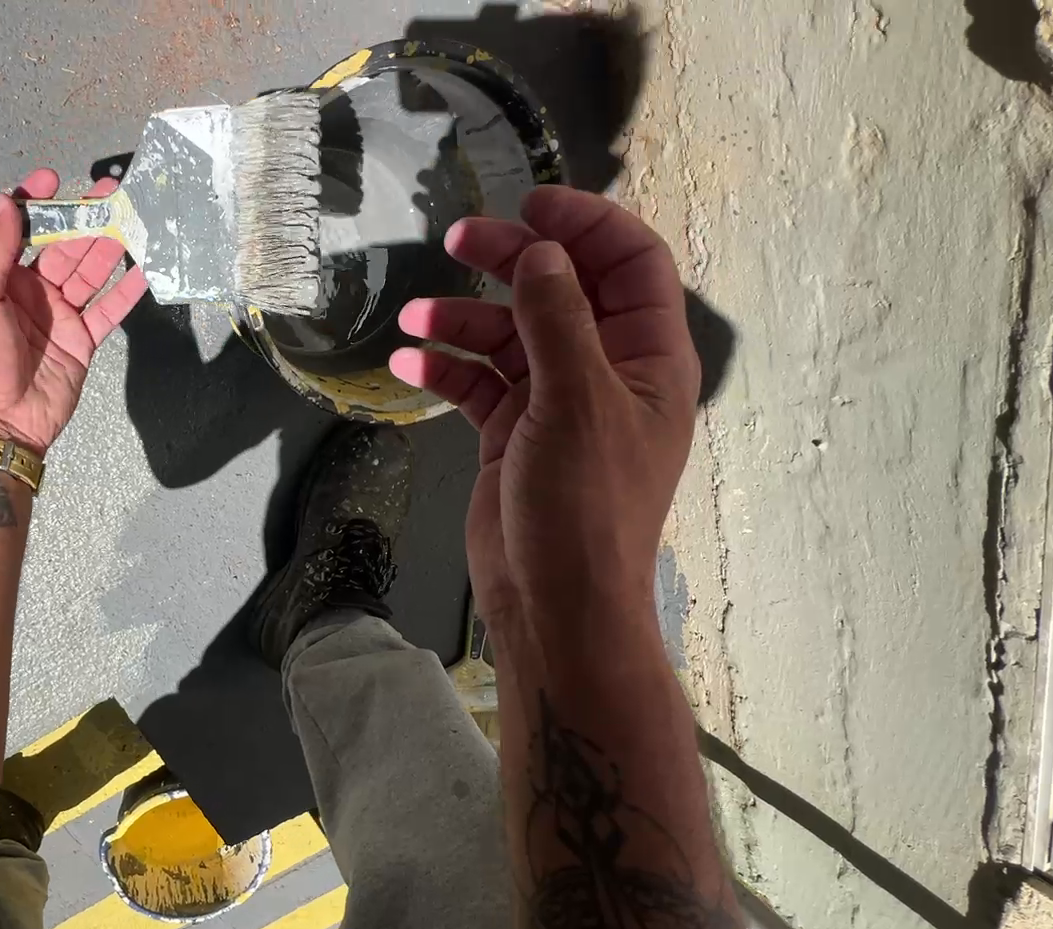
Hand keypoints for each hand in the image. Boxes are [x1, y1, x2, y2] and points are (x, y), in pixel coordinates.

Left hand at [0, 168, 149, 454]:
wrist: (0, 422)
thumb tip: (6, 201)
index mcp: (2, 280)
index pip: (21, 232)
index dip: (36, 205)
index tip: (53, 178)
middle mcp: (34, 293)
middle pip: (64, 248)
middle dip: (85, 219)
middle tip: (110, 192)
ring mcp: (62, 317)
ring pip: (90, 273)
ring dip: (109, 247)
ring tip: (132, 219)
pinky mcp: (84, 341)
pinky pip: (108, 310)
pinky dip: (127, 290)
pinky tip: (145, 268)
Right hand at [389, 186, 699, 635]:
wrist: (551, 598)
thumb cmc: (582, 504)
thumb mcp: (574, 404)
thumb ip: (558, 323)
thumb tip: (542, 253)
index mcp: (644, 358)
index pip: (629, 265)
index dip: (586, 225)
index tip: (530, 205)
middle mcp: (600, 372)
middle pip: (558, 293)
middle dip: (511, 262)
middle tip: (458, 239)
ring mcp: (552, 405)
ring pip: (509, 338)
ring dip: (462, 322)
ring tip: (414, 316)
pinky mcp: (510, 435)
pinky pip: (478, 385)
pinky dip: (445, 370)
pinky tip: (409, 363)